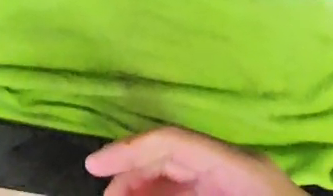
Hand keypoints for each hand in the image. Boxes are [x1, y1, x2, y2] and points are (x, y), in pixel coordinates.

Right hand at [86, 128, 304, 195]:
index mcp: (239, 166)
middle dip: (132, 172)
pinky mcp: (235, 195)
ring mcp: (238, 182)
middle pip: (172, 154)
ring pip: (178, 173)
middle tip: (103, 193)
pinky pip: (190, 189)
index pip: (172, 141)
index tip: (92, 165)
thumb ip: (175, 193)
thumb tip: (124, 192)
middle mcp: (237, 166)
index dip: (128, 149)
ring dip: (144, 186)